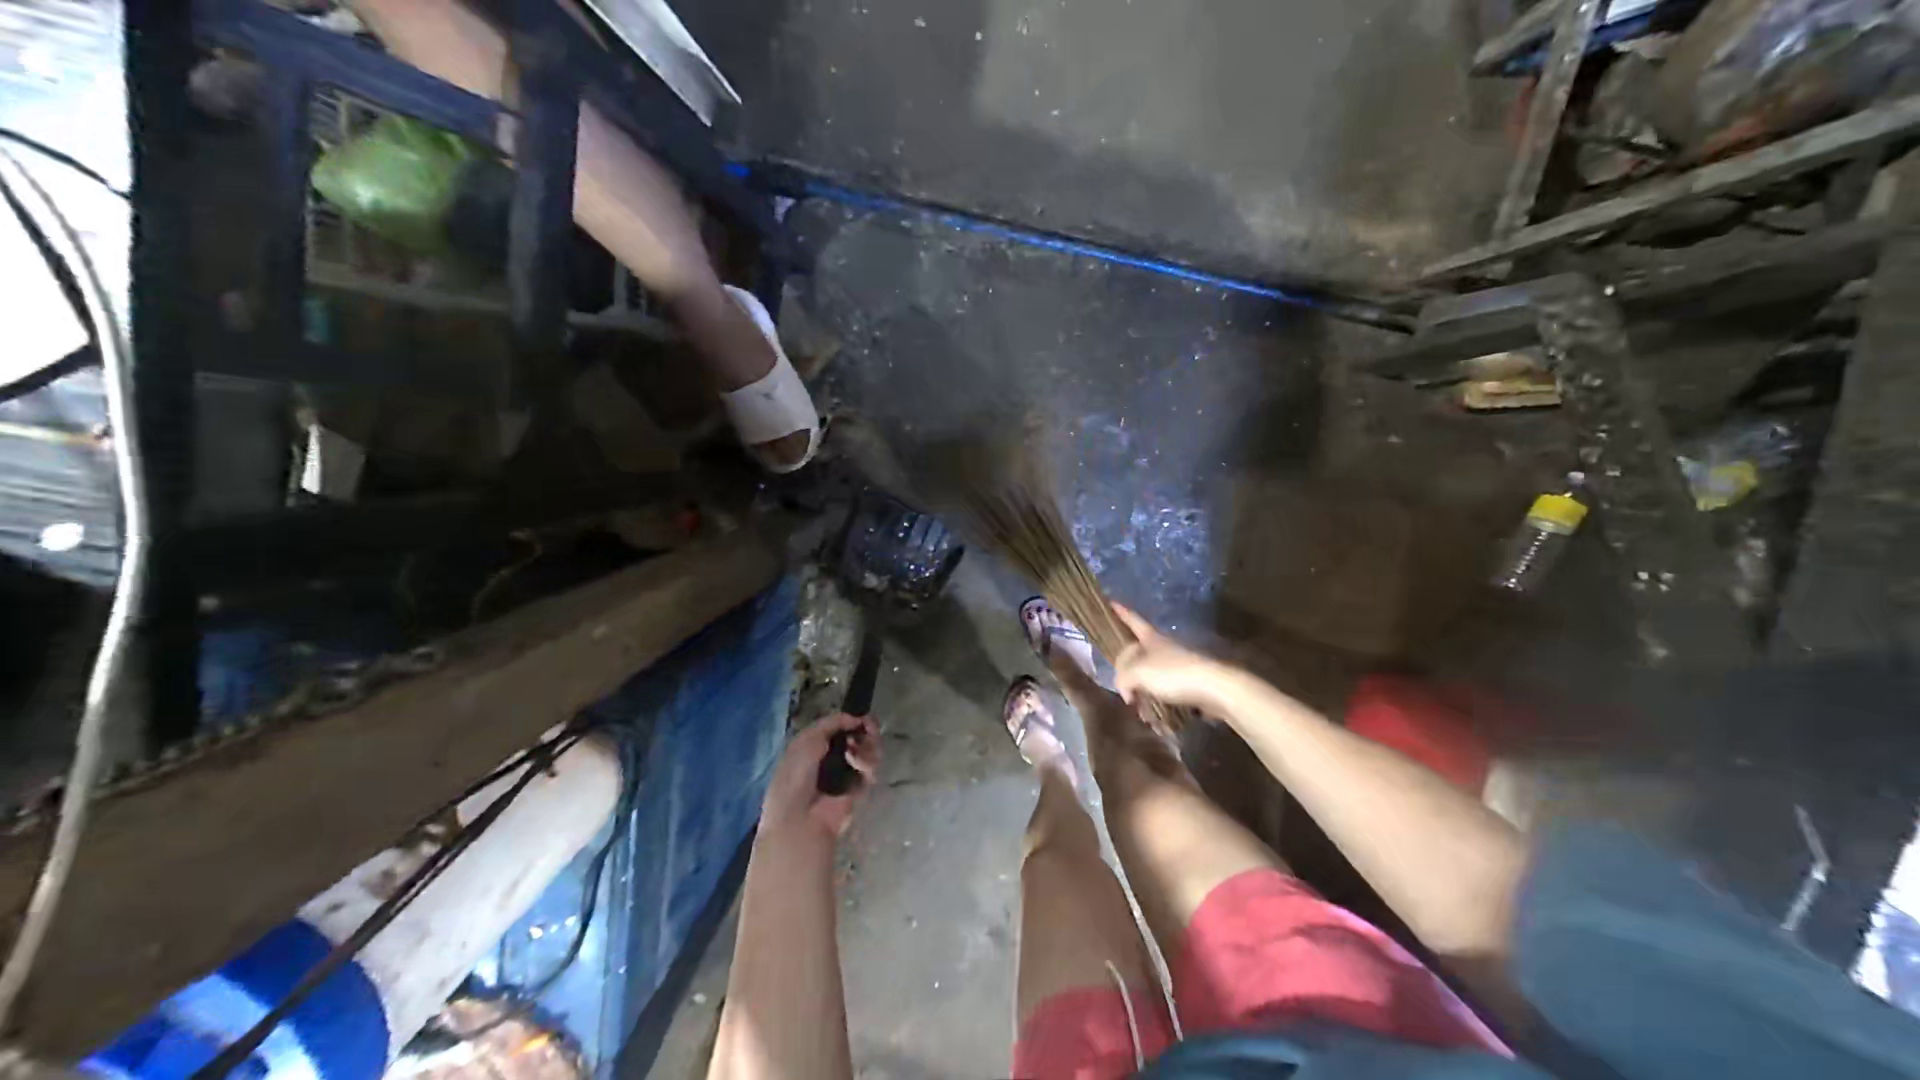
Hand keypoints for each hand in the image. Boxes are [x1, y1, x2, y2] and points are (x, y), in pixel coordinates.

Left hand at [759, 714, 879, 845]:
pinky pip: (870, 769)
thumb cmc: (796, 775)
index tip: (861, 717)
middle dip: (866, 730)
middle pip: (858, 737)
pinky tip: (858, 765)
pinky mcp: (859, 789)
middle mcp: (832, 757)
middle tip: (869, 728)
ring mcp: (846, 773)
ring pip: (868, 751)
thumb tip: (855, 717)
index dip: (852, 720)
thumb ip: (832, 723)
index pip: (840, 728)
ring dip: (867, 746)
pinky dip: (867, 764)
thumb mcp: (808, 739)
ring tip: (858, 751)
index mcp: (815, 745)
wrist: (801, 816)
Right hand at [1111, 604, 1244, 714]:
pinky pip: (1164, 695)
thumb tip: (1125, 688)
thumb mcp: (1138, 672)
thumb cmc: (1173, 674)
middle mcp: (1163, 649)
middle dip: (1128, 675)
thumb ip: (1123, 677)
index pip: (1133, 621)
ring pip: (1150, 680)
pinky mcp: (1187, 685)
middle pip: (1137, 657)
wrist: (1214, 689)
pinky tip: (1155, 721)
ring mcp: (1176, 667)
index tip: (1111, 603)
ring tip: (1143, 714)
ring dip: (1143, 697)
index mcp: (1151, 639)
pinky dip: (1157, 707)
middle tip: (1125, 693)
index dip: (1121, 613)